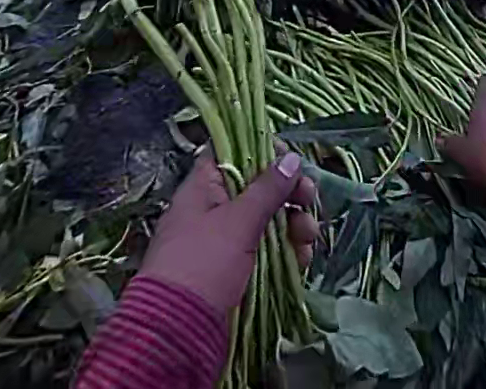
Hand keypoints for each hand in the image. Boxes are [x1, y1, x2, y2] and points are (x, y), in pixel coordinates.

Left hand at [138, 148, 319, 316]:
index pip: (235, 152)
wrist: (177, 335)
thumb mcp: (238, 220)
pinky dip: (287, 250)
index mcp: (204, 186)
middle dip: (289, 192)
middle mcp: (214, 208)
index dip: (264, 151)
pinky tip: (302, 258)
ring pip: (268, 219)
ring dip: (294, 223)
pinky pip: (268, 249)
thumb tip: (292, 158)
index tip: (290, 159)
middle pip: (258, 186)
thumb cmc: (203, 263)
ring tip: (308, 236)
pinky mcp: (237, 268)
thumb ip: (268, 188)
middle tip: (309, 198)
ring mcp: (226, 240)